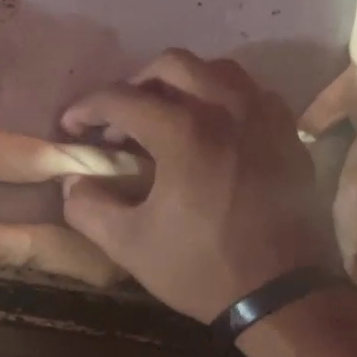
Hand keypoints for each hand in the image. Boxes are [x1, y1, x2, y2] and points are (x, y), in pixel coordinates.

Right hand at [59, 50, 336, 322]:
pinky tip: (202, 132)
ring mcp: (265, 119)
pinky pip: (249, 92)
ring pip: (217, 71)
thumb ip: (87, 206)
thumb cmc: (198, 266)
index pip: (124, 99)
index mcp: (185, 135)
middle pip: (174, 65)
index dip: (87, 108)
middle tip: (114, 119)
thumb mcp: (126, 243)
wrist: (282, 292)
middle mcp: (228, 112)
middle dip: (133, 84)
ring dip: (178, 85)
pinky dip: (217, 98)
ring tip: (157, 120)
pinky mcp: (287, 135)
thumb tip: (74, 182)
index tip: (69, 127)